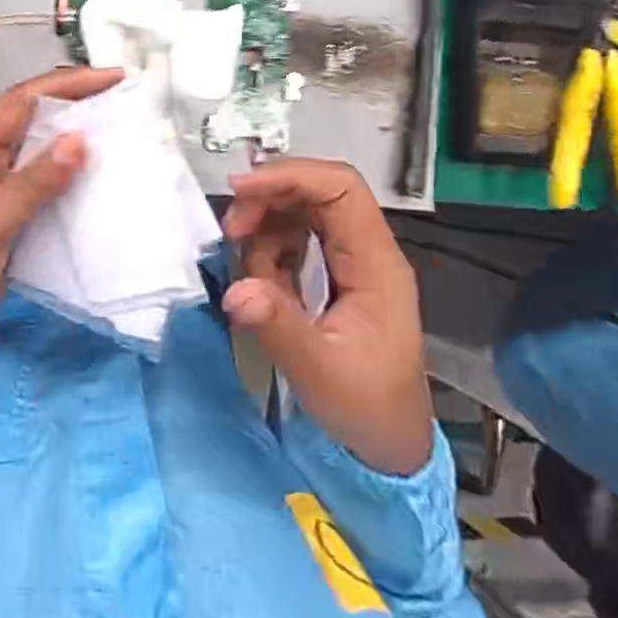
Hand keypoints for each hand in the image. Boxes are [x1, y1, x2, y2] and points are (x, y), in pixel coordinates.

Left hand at [0, 66, 124, 355]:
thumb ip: (31, 186)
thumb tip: (80, 140)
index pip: (23, 103)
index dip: (69, 84)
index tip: (116, 76)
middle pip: (40, 129)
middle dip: (83, 115)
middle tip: (137, 111)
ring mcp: (1, 199)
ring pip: (49, 167)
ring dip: (86, 158)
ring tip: (137, 149)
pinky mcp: (12, 230)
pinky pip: (50, 205)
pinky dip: (78, 198)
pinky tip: (112, 199)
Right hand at [221, 159, 433, 475]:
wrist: (385, 441)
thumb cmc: (364, 405)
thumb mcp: (318, 370)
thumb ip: (278, 326)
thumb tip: (236, 291)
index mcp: (375, 265)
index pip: (340, 189)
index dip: (290, 176)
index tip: (241, 189)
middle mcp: (364, 253)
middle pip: (317, 192)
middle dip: (268, 199)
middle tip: (232, 230)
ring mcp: (348, 263)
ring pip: (301, 212)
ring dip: (264, 227)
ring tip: (246, 266)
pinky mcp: (330, 275)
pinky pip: (293, 240)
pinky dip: (267, 249)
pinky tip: (260, 280)